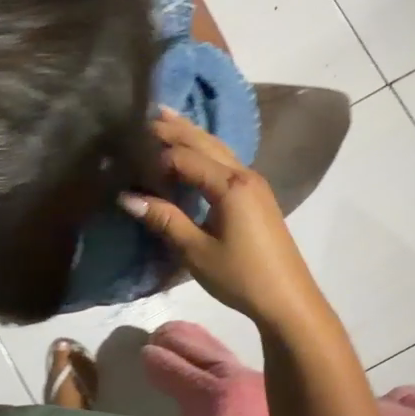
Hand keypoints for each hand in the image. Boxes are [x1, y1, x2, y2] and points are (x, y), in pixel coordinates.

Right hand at [121, 109, 328, 328]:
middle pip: (205, 143)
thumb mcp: (196, 251)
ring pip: (218, 149)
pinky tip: (194, 151)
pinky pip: (225, 162)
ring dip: (192, 134)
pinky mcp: (255, 196)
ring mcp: (253, 184)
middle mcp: (244, 175)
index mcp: (230, 186)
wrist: (287, 300)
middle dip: (177, 129)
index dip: (158, 157)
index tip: (130, 158)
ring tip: (167, 119)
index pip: (186, 158)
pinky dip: (204, 151)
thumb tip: (127, 197)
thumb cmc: (241, 276)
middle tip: (146, 115)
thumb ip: (164, 219)